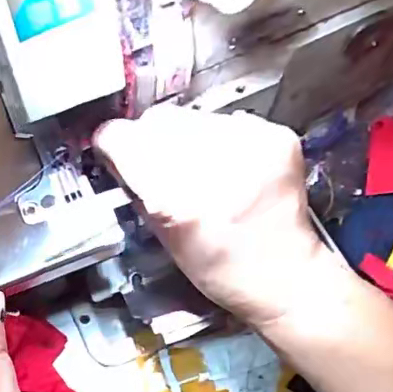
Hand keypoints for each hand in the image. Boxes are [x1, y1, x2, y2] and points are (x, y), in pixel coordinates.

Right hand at [94, 106, 353, 330]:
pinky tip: (223, 167)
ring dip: (182, 137)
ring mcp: (248, 147)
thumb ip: (140, 192)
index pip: (124, 140)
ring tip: (194, 171)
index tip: (109, 147)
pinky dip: (217, 138)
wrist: (283, 275)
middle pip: (158, 122)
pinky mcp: (274, 137)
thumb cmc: (222, 269)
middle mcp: (213, 166)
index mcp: (177, 202)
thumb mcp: (164, 238)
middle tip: (155, 166)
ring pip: (191, 116)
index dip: (112, 143)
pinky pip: (226, 121)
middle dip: (148, 140)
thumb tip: (118, 155)